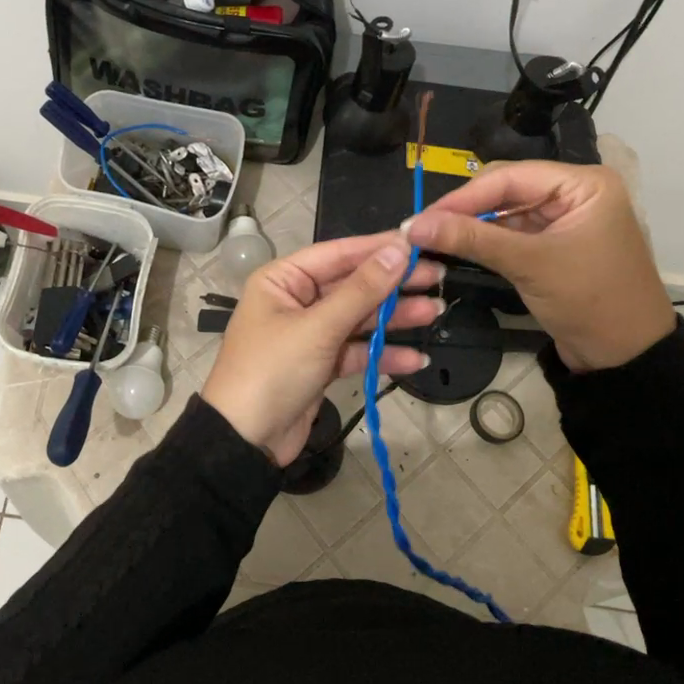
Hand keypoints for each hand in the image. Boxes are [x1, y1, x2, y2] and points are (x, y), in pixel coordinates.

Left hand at [202, 232, 442, 465]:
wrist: (245, 440)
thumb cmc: (273, 370)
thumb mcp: (318, 328)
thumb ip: (361, 290)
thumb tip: (398, 250)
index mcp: (282, 280)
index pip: (337, 254)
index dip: (378, 248)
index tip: (420, 244)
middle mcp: (294, 300)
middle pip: (351, 285)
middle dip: (392, 284)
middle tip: (437, 278)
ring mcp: (308, 334)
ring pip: (358, 318)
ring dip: (394, 318)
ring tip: (435, 312)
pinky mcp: (320, 364)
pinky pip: (356, 350)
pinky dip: (383, 354)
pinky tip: (414, 358)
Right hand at [404, 162, 673, 372]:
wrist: (627, 358)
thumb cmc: (590, 301)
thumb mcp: (529, 265)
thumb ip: (471, 238)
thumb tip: (412, 225)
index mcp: (584, 184)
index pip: (509, 177)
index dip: (463, 196)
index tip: (421, 217)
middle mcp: (575, 192)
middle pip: (505, 190)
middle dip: (465, 209)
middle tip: (422, 229)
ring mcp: (565, 218)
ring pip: (505, 212)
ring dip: (472, 225)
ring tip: (431, 238)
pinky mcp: (554, 243)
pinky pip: (512, 232)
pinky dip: (486, 240)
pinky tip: (457, 247)